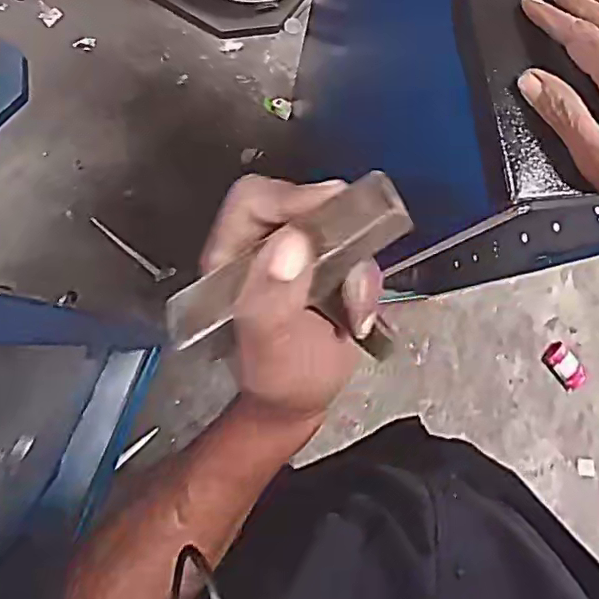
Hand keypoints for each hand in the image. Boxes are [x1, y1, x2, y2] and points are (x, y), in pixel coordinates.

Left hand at [198, 176, 383, 424]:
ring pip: (340, 225)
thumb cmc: (276, 379)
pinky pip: (360, 250)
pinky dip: (367, 279)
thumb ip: (272, 297)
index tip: (328, 208)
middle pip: (302, 202)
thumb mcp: (269, 346)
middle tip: (351, 262)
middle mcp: (265, 244)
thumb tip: (291, 241)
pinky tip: (359, 314)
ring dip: (356, 264)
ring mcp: (302, 252)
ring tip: (354, 307)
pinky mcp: (334, 262)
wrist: (301, 402)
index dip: (290, 197)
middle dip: (334, 231)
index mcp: (231, 256)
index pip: (256, 200)